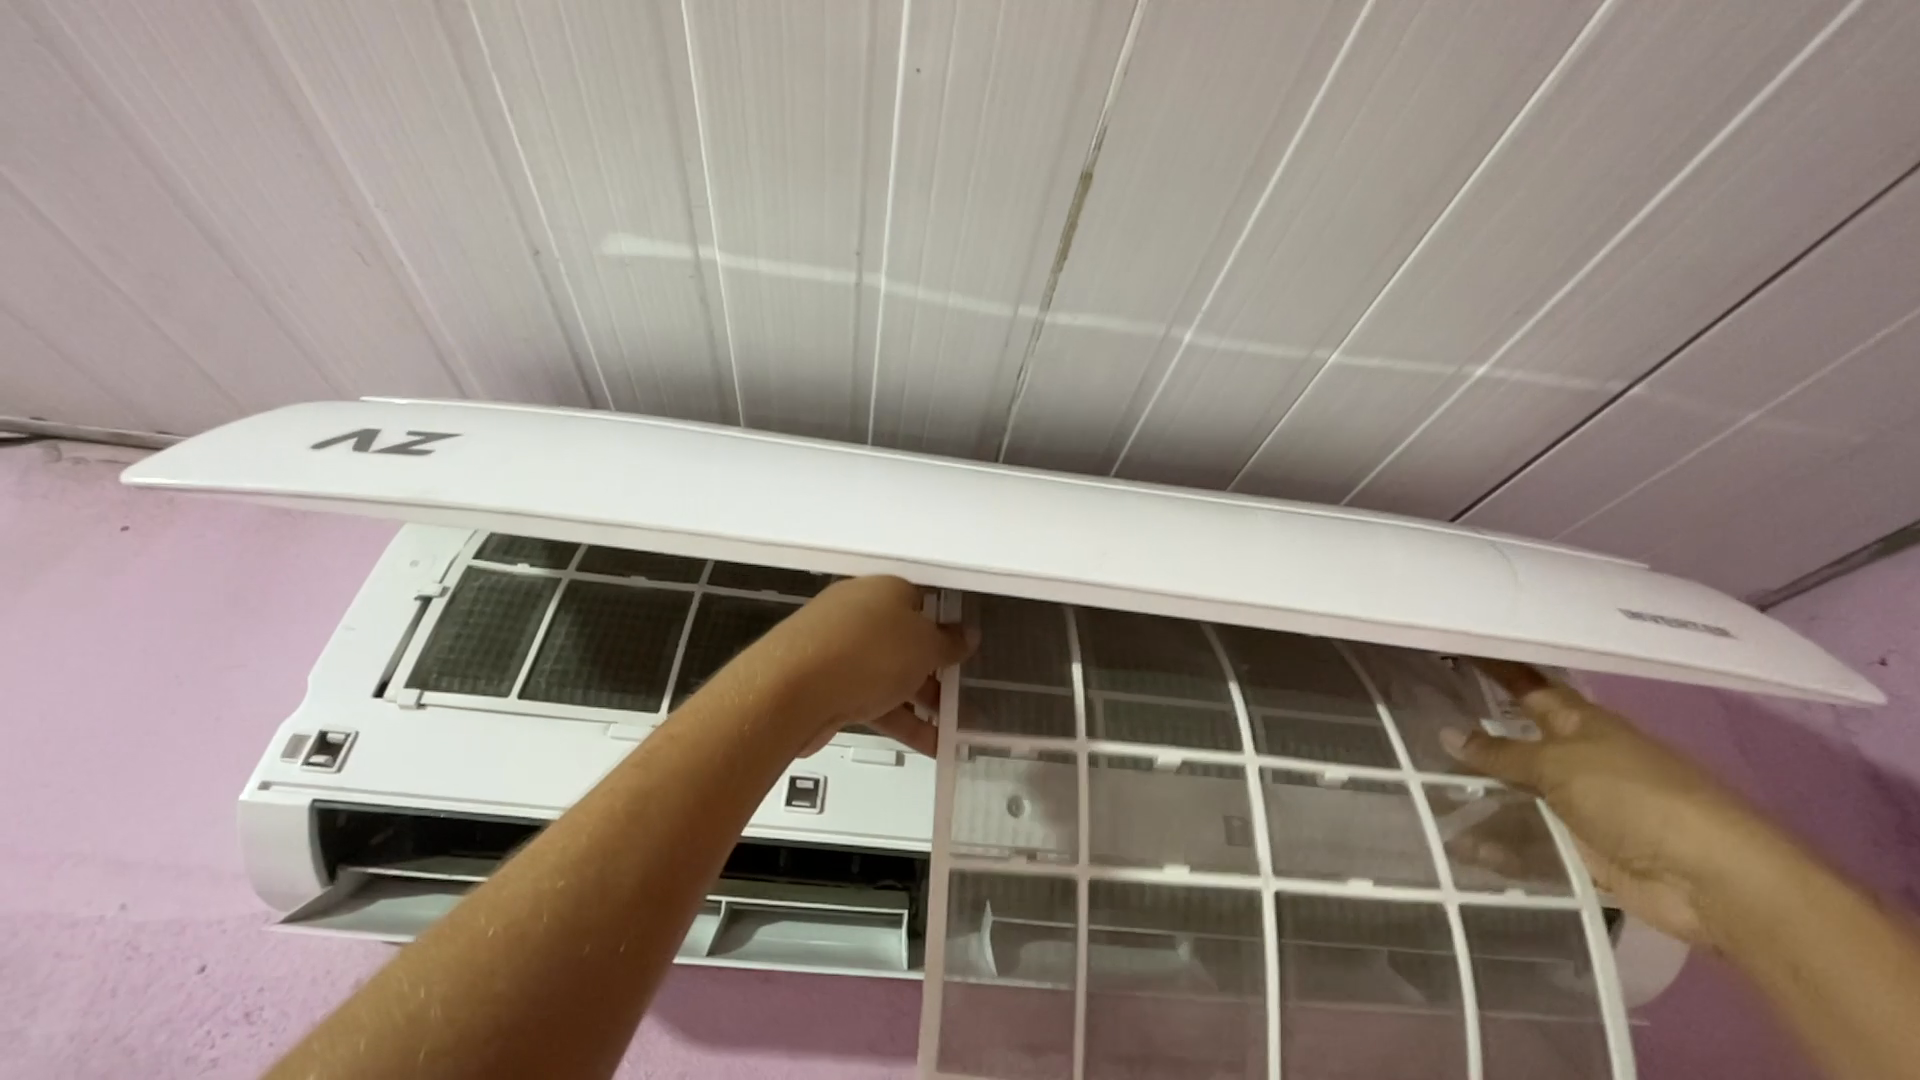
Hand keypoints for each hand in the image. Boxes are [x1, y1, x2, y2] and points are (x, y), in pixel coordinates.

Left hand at [721, 575, 974, 757]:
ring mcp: (838, 648)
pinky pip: (871, 698)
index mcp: (884, 590)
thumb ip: (949, 643)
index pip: (923, 600)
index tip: (966, 653)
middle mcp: (858, 612)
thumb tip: (967, 634)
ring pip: (889, 673)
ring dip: (920, 701)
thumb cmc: (866, 654)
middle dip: (935, 670)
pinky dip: (898, 719)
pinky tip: (927, 745)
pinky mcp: (824, 683)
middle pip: (906, 640)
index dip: (947, 626)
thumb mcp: (924, 646)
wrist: (790, 691)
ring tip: (951, 729)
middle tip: (962, 696)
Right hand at [1445, 660, 1790, 949]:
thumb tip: (1447, 733)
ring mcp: (1581, 808)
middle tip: (1415, 729)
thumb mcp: (1561, 765)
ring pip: (1516, 796)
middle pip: (1516, 744)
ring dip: (1477, 797)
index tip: (1455, 651)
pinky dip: (1494, 845)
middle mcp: (1579, 761)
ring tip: (1422, 794)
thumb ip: (1502, 753)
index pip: (1529, 688)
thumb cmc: (1637, 799)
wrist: (1711, 880)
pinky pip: (1527, 843)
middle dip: (1473, 740)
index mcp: (1583, 726)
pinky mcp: (1580, 851)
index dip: (1497, 671)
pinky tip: (1455, 846)